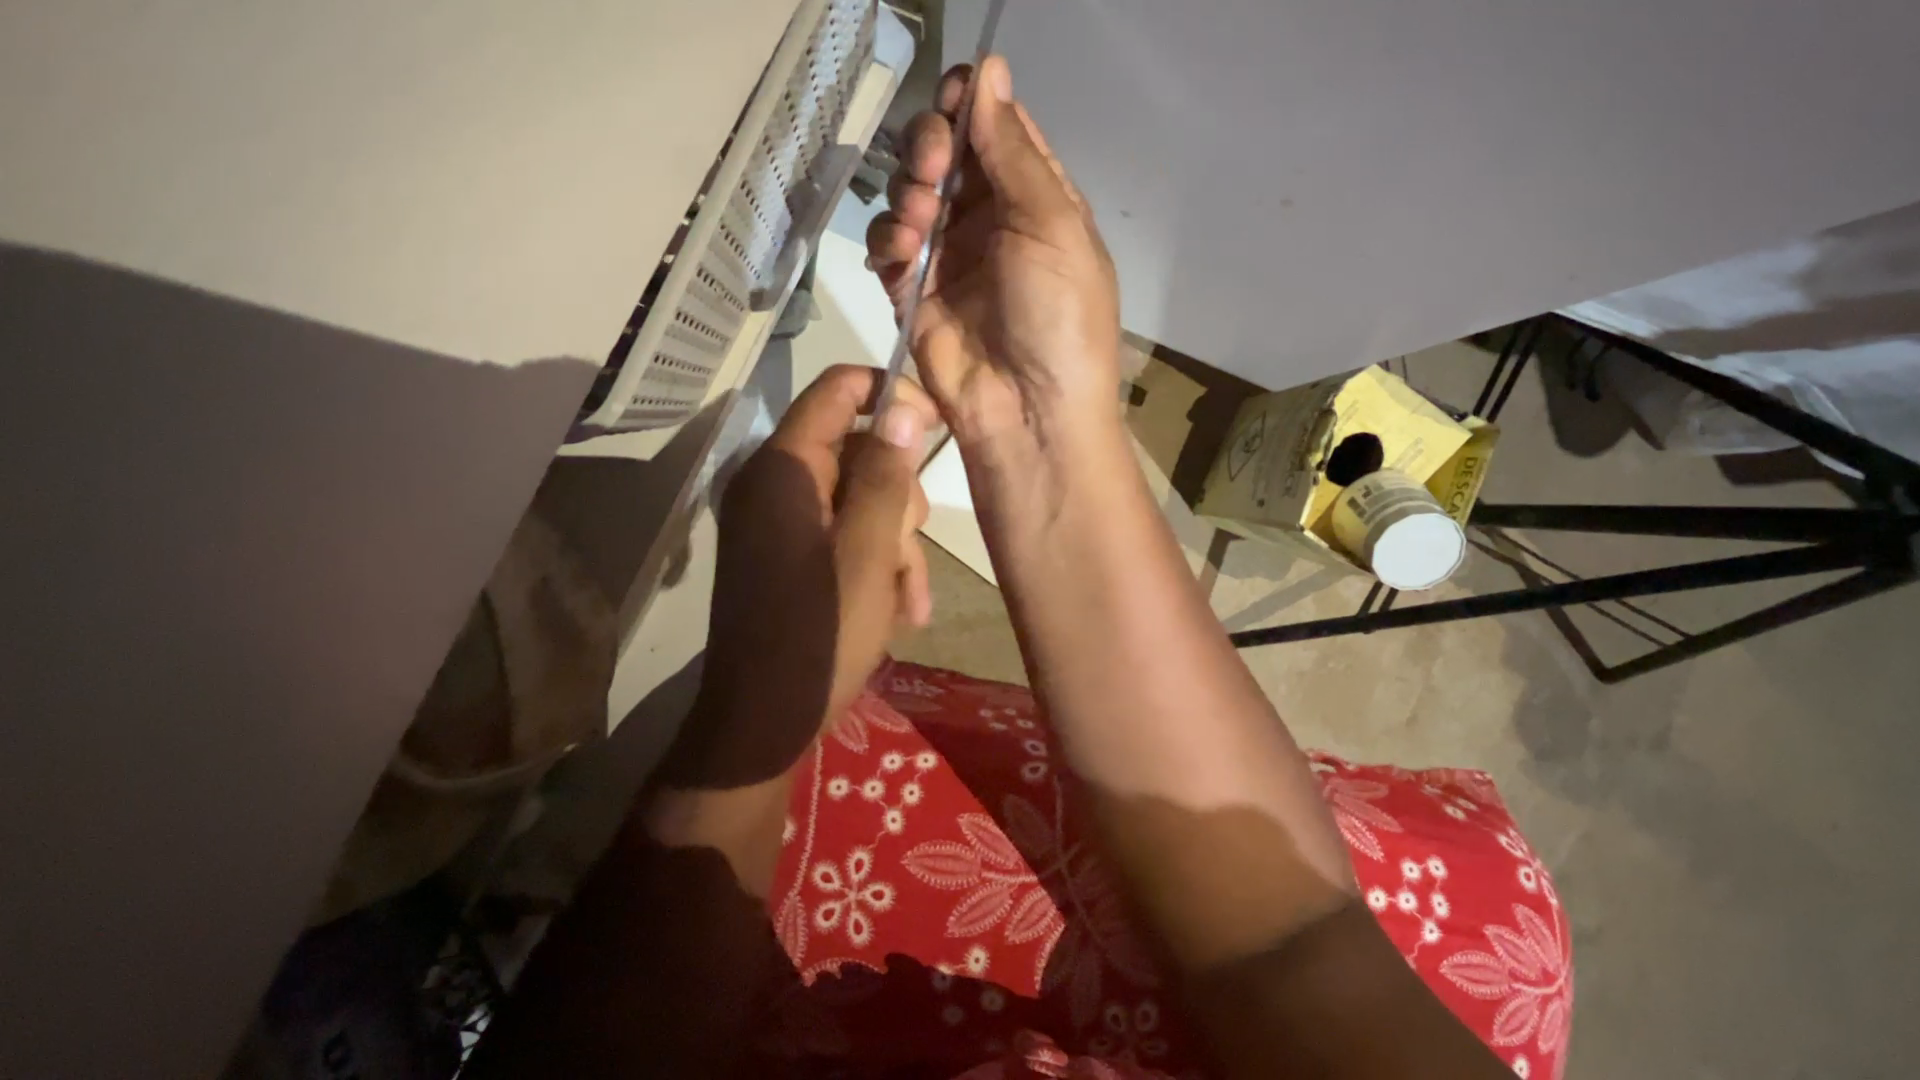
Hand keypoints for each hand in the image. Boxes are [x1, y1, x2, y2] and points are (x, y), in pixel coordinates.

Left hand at [664, 365, 936, 789]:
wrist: (764, 723)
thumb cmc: (820, 635)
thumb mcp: (869, 553)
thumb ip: (886, 475)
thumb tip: (904, 405)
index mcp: (783, 470)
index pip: (837, 391)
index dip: (890, 396)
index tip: (936, 428)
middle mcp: (773, 486)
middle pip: (856, 451)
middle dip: (898, 498)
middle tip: (911, 546)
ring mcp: (776, 523)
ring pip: (857, 500)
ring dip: (894, 544)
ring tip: (908, 601)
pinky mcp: (784, 556)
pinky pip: (840, 535)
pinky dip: (873, 564)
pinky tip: (896, 611)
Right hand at [868, 55, 1122, 448]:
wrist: (1028, 413)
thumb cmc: (1058, 317)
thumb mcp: (1052, 225)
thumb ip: (1013, 149)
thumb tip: (989, 70)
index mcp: (1037, 200)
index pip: (997, 130)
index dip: (972, 105)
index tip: (953, 97)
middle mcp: (991, 221)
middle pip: (946, 152)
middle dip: (932, 144)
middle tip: (934, 164)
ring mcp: (949, 257)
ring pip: (910, 191)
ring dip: (909, 191)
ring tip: (923, 221)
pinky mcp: (912, 292)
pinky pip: (887, 244)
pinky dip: (888, 239)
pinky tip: (903, 255)